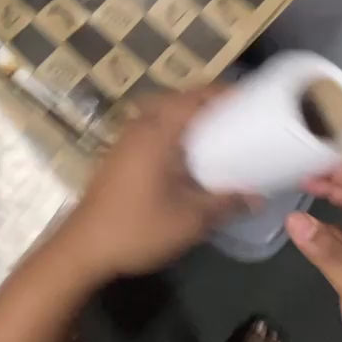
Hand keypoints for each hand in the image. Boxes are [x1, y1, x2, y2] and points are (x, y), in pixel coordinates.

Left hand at [52, 88, 259, 282]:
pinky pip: (151, 128)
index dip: (223, 94)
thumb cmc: (137, 228)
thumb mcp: (190, 220)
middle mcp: (139, 127)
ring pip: (161, 113)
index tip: (250, 102)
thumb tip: (258, 196)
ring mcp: (125, 140)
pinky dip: (172, 130)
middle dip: (207, 103)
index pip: (194, 97)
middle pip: (177, 99)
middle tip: (236, 118)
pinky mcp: (119, 155)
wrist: (82, 248)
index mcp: (157, 132)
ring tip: (216, 134)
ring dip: (187, 116)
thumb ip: (226, 203)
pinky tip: (187, 156)